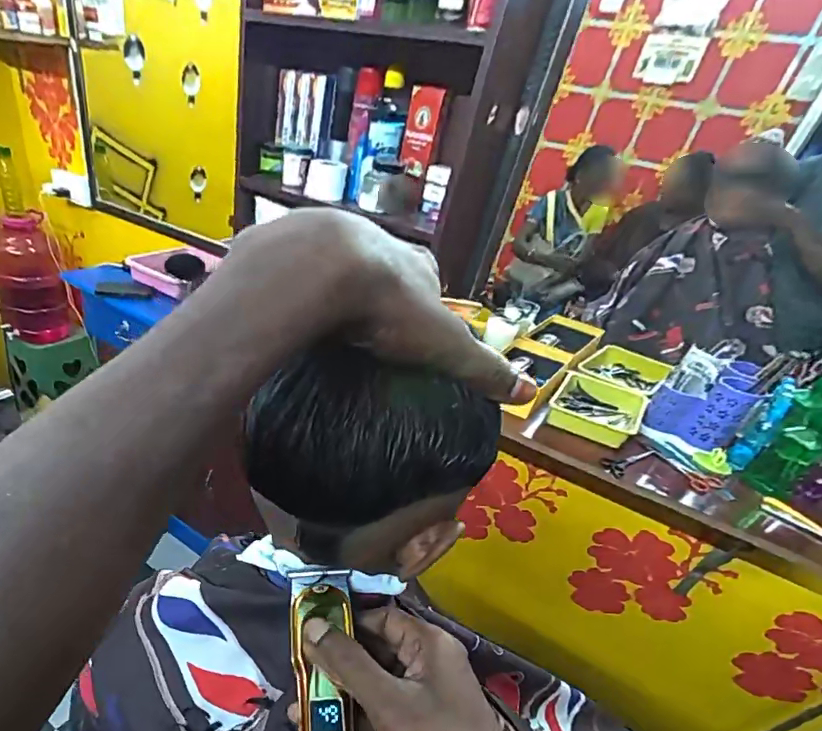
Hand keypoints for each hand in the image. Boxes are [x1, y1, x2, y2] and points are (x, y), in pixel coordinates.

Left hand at [221, 209, 533, 403]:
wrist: (326, 268)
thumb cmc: (389, 305)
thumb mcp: (445, 346)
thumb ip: (482, 368)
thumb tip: (526, 393)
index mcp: (416, 266)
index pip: (430, 283)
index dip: (426, 307)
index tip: (415, 333)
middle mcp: (378, 247)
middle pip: (384, 275)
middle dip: (379, 300)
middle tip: (369, 335)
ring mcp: (333, 246)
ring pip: (340, 272)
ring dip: (338, 295)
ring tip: (331, 331)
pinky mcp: (295, 253)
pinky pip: (300, 277)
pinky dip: (302, 296)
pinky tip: (297, 319)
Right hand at [302, 607, 538, 730]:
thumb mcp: (387, 700)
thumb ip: (347, 662)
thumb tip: (312, 625)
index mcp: (429, 646)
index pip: (380, 618)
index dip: (344, 622)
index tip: (306, 631)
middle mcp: (424, 666)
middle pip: (370, 652)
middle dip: (333, 663)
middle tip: (296, 670)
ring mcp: (417, 700)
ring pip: (368, 685)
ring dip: (335, 694)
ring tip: (298, 703)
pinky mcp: (409, 730)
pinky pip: (372, 714)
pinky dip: (348, 719)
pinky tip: (316, 728)